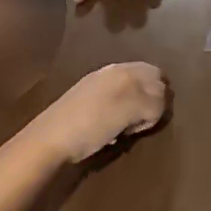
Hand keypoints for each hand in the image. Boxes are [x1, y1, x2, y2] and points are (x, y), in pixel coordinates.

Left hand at [32, 62, 168, 162]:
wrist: (48, 141)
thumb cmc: (94, 124)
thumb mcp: (133, 110)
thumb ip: (154, 102)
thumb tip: (161, 106)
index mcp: (126, 69)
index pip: (158, 76)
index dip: (161, 98)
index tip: (153, 119)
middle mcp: (113, 72)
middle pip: (145, 83)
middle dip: (148, 103)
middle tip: (140, 124)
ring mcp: (96, 85)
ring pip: (130, 94)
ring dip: (133, 112)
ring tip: (124, 130)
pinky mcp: (84, 100)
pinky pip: (113, 104)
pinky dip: (117, 116)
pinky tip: (109, 132)